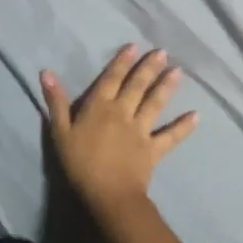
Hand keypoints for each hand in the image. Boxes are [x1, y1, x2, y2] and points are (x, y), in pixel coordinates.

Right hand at [41, 44, 198, 217]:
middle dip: (148, 68)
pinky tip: (196, 116)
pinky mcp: (154, 149)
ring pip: (154, 104)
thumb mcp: (61, 131)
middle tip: (162, 52)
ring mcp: (141, 130)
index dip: (122, 62)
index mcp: (100, 106)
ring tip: (178, 71)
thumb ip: (56, 101)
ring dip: (166, 87)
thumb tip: (46, 72)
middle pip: (136, 86)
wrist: (109, 195)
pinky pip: (171, 136)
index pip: (111, 78)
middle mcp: (122, 112)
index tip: (133, 46)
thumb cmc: (80, 163)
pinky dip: (184, 126)